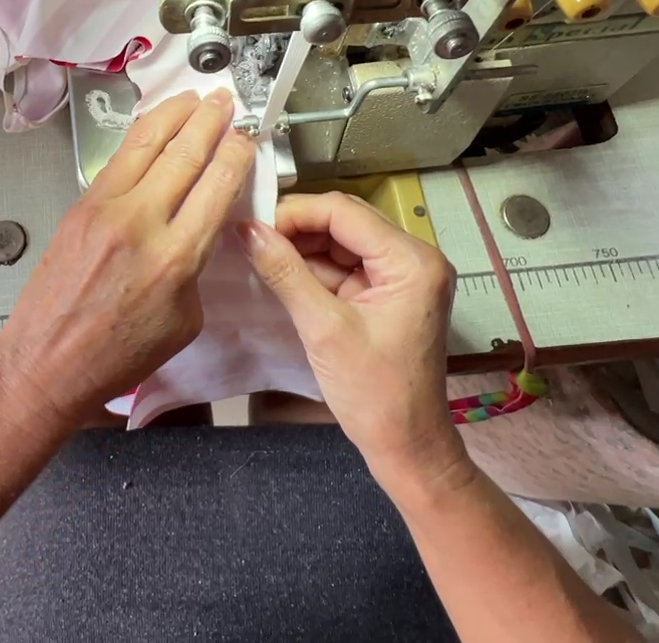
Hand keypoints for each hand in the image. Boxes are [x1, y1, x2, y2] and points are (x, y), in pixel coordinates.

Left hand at [0, 89, 256, 429]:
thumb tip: (199, 227)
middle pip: (183, 153)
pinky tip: (153, 128)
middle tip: (224, 99)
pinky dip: (141, 137)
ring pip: (144, 144)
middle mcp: (140, 222)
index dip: (237, 152)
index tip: (248, 134)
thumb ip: (197, 265)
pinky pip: (117, 161)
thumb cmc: (121, 354)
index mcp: (176, 257)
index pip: (216, 185)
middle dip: (208, 119)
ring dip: (172, 114)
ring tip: (192, 97)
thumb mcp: (185, 320)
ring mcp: (103, 208)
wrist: (47, 362)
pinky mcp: (79, 206)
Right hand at [238, 192, 471, 488]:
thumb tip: (245, 229)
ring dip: (300, 248)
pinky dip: (312, 268)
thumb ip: (284, 271)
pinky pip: (343, 264)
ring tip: (260, 256)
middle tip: (251, 240)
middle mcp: (413, 257)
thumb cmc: (373, 393)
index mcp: (411, 260)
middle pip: (343, 221)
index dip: (294, 213)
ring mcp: (401, 274)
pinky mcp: (386, 292)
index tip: (251, 227)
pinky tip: (281, 273)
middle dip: (296, 229)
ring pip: (339, 240)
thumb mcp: (323, 328)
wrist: (406, 447)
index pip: (343, 212)